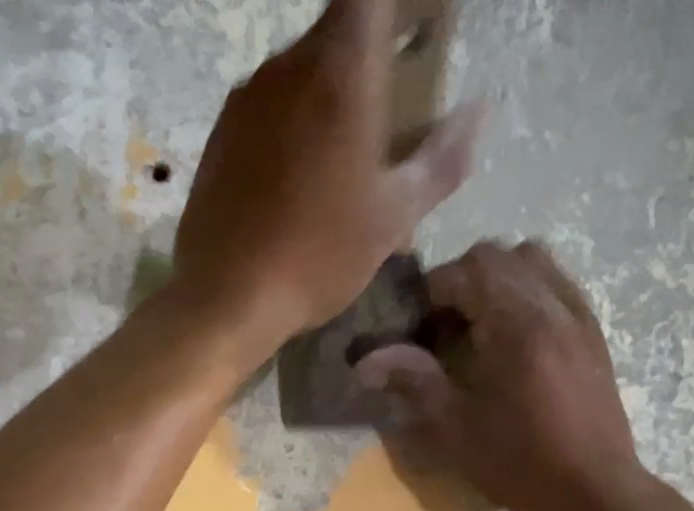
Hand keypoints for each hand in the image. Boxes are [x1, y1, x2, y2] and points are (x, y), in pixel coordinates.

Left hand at [173, 0, 481, 345]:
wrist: (225, 298)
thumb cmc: (319, 254)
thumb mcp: (395, 214)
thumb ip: (443, 157)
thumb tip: (476, 113)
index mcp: (339, 71)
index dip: (396, 8)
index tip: (416, 30)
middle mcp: (284, 69)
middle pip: (335, 33)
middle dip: (369, 56)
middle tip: (394, 105)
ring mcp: (243, 102)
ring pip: (297, 75)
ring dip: (327, 96)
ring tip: (347, 155)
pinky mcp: (217, 138)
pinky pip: (266, 110)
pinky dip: (291, 125)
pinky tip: (300, 180)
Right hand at [355, 240, 645, 510]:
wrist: (595, 489)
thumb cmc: (520, 463)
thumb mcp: (455, 427)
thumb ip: (414, 381)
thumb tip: (366, 359)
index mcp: (517, 325)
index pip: (467, 270)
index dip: (432, 292)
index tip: (417, 329)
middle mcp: (552, 306)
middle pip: (499, 256)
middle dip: (462, 280)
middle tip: (443, 325)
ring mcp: (578, 315)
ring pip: (533, 261)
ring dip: (497, 280)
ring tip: (478, 325)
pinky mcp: (593, 332)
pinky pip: (557, 283)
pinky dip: (527, 292)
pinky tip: (513, 337)